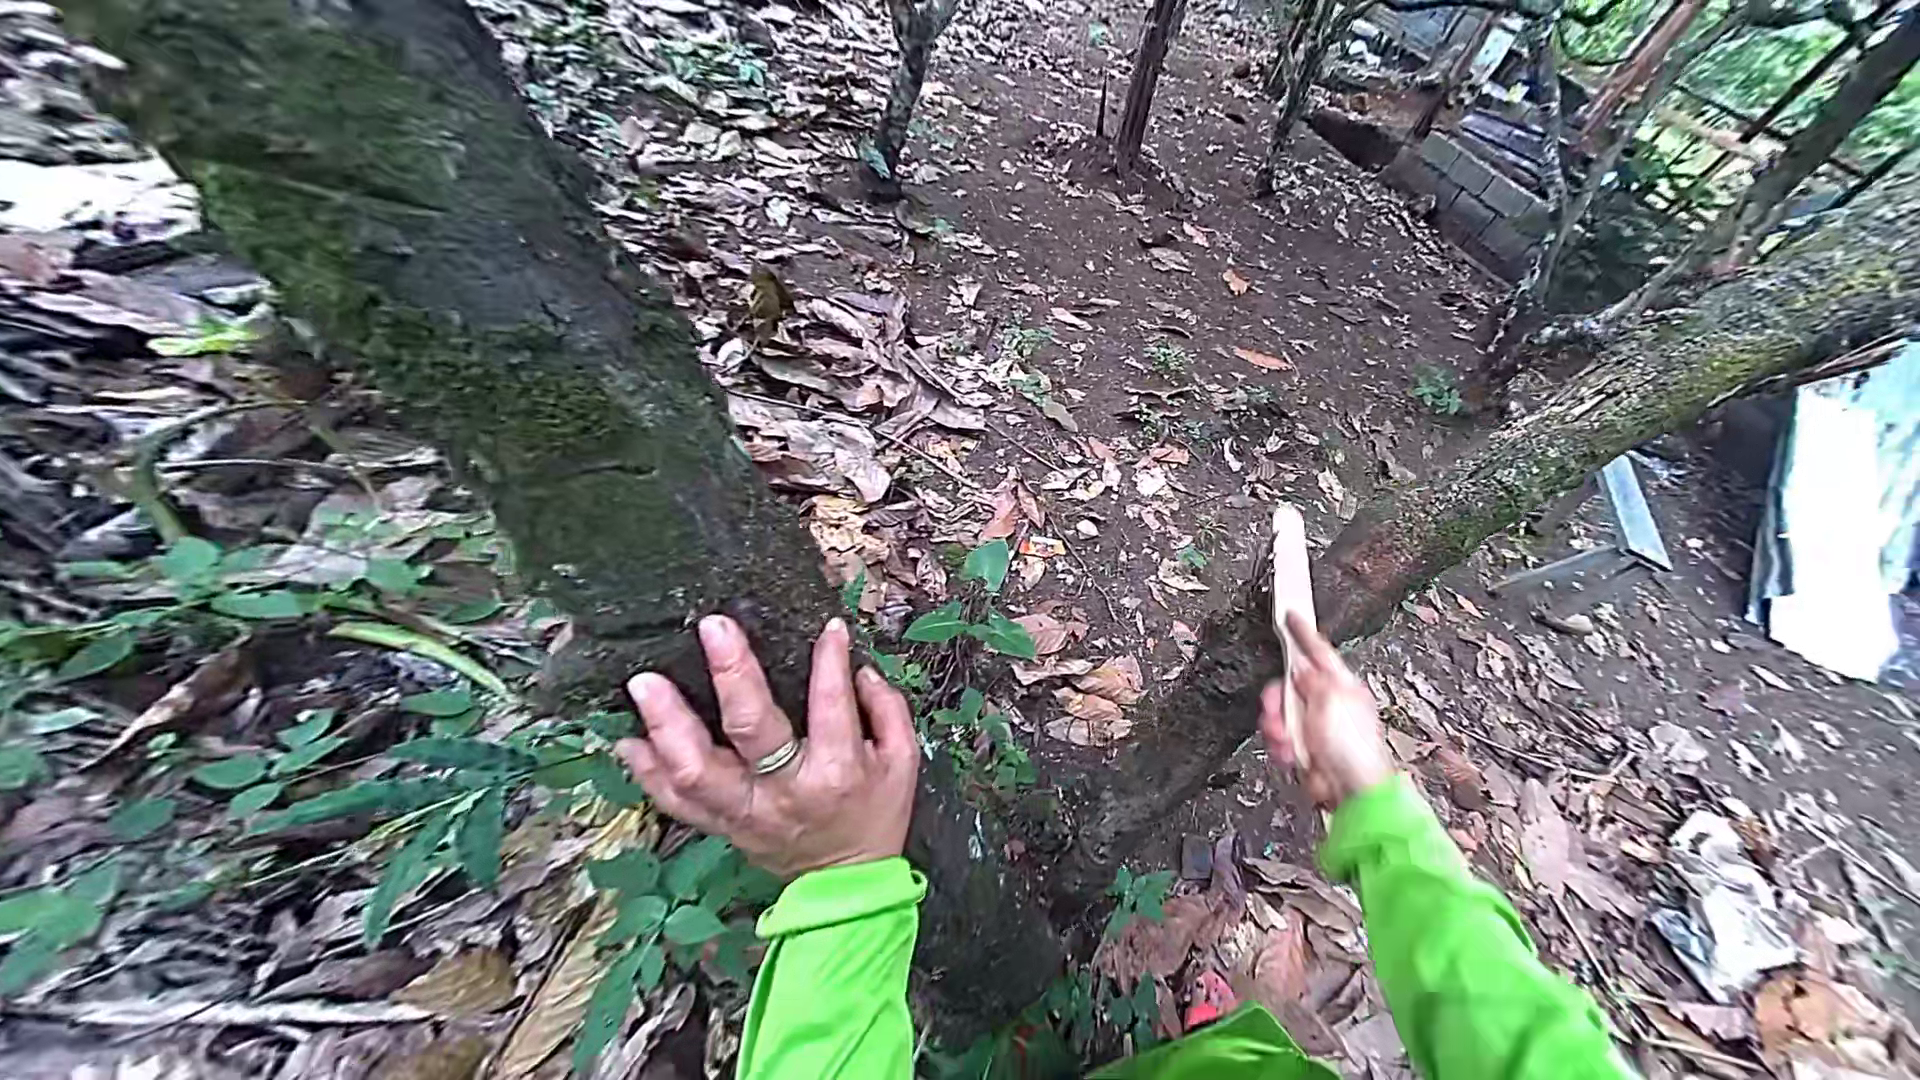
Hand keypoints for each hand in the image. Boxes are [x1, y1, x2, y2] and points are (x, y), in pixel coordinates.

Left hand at [616, 615, 919, 878]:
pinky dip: (647, 772)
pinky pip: (676, 804)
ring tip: (644, 683)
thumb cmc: (877, 812)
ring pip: (695, 771)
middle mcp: (785, 791)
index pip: (830, 704)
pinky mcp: (723, 826)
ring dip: (667, 724)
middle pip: (750, 729)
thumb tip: (858, 669)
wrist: (848, 885)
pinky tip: (628, 739)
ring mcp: (746, 812)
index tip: (829, 629)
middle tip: (713, 628)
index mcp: (836, 771)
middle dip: (731, 673)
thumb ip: (888, 708)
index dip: (830, 661)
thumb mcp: (903, 760)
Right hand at [1260, 610, 1391, 807]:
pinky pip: (1279, 734)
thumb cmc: (1354, 751)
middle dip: (1277, 700)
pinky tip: (1290, 753)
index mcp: (1343, 687)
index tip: (1290, 614)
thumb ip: (1313, 681)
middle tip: (1276, 710)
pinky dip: (1279, 744)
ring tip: (1287, 741)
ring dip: (1277, 727)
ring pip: (1280, 712)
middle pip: (1289, 683)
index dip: (1302, 632)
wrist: (1353, 794)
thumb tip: (1301, 670)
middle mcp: (1329, 703)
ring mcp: (1315, 726)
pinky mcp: (1304, 746)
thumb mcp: (1331, 703)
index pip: (1318, 650)